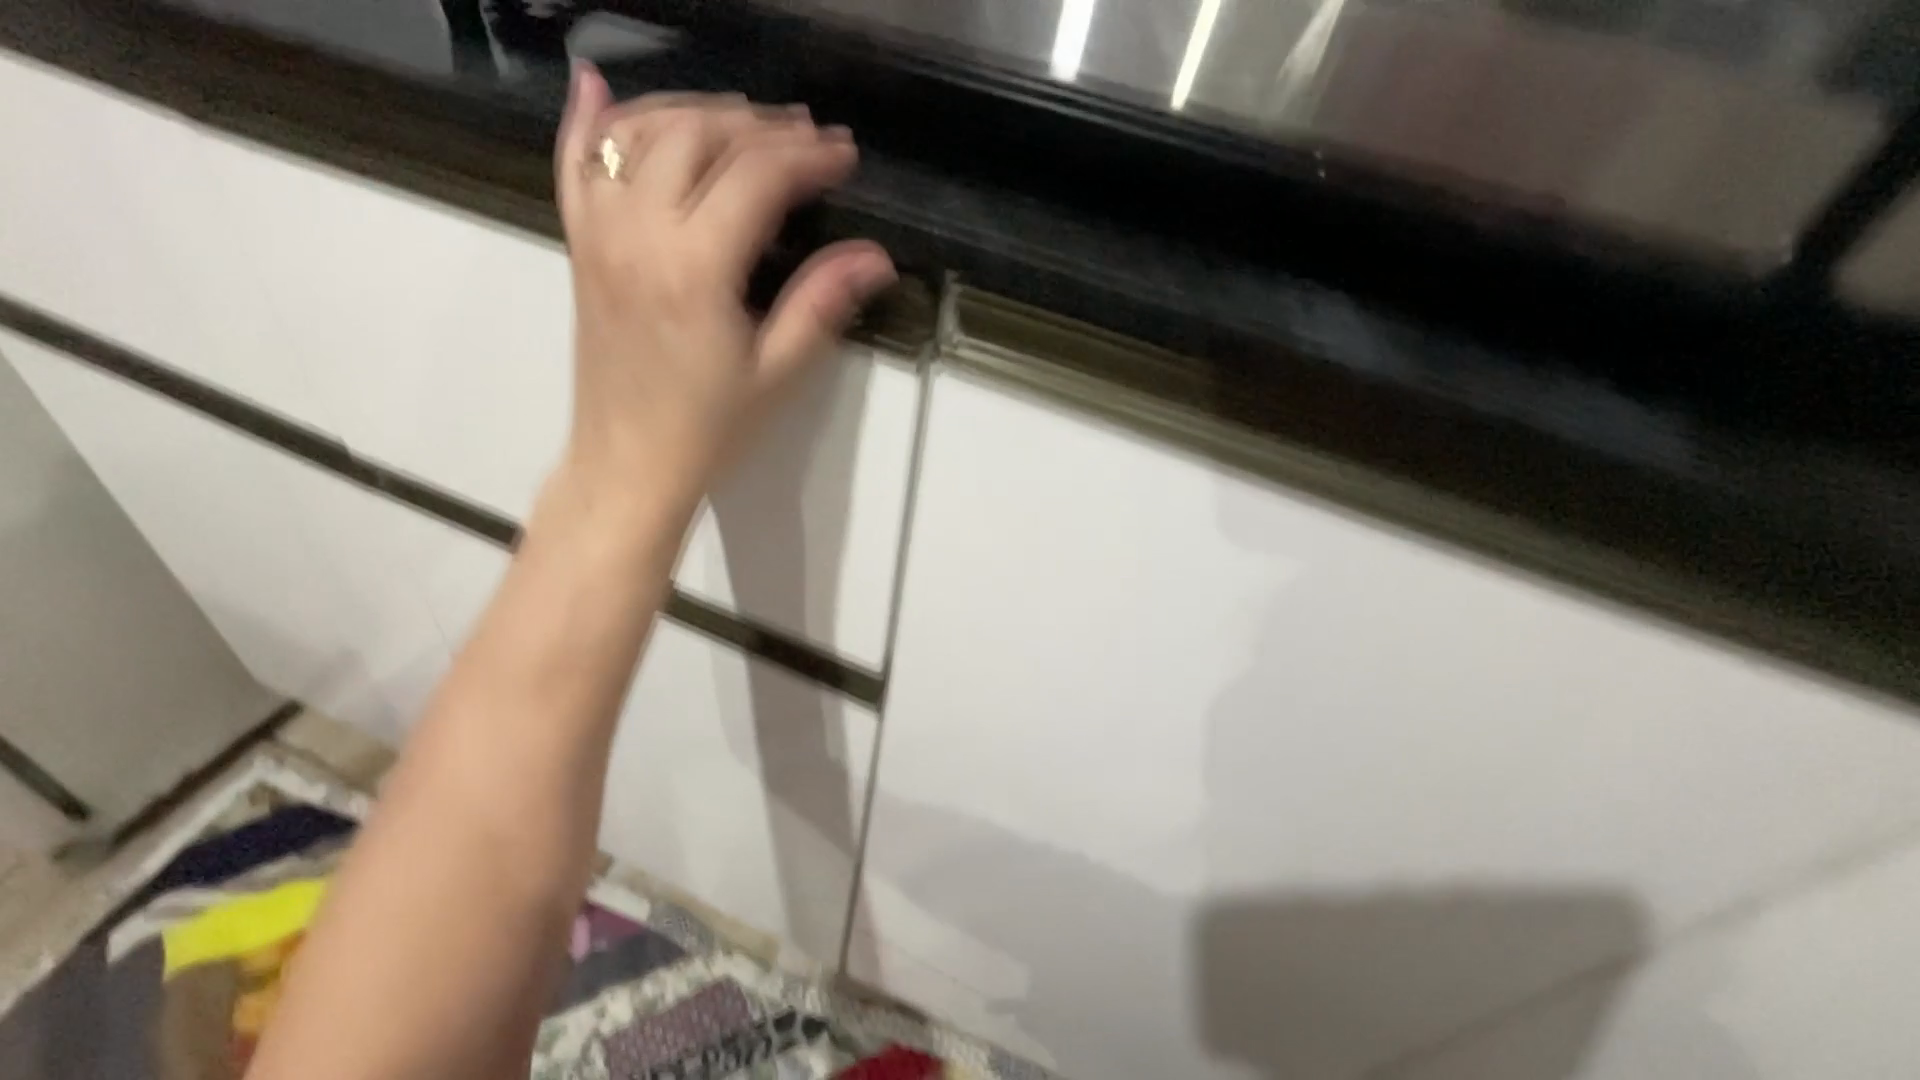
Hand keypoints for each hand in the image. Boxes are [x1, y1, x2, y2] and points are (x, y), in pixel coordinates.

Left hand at [549, 62, 896, 521]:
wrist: (627, 464)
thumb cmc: (707, 429)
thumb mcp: (776, 373)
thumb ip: (821, 303)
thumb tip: (875, 256)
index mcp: (694, 268)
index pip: (756, 176)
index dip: (808, 156)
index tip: (844, 155)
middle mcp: (638, 233)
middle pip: (699, 135)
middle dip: (761, 125)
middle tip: (807, 137)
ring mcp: (599, 234)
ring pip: (639, 132)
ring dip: (696, 110)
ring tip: (746, 119)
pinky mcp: (579, 244)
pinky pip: (574, 163)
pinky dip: (587, 118)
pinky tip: (598, 84)